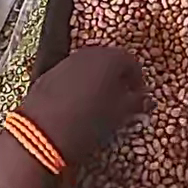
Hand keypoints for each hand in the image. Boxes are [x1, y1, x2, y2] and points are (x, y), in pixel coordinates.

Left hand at [19, 46, 144, 167]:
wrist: (40, 133)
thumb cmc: (89, 121)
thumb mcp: (118, 115)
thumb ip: (136, 102)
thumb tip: (147, 99)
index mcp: (109, 59)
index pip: (131, 62)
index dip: (137, 79)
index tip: (138, 96)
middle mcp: (87, 54)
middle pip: (109, 60)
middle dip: (117, 77)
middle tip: (121, 99)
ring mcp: (65, 62)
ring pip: (88, 67)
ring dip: (97, 81)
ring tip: (100, 104)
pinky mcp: (48, 74)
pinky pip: (71, 75)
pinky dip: (78, 85)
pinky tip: (78, 106)